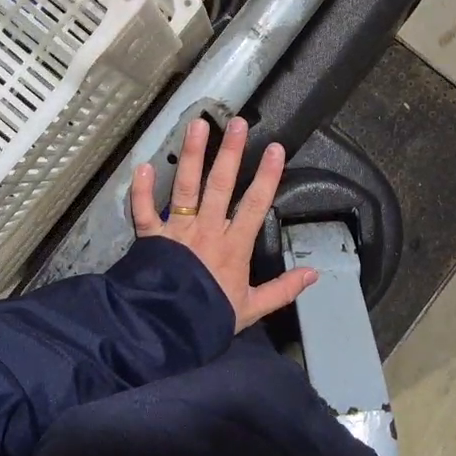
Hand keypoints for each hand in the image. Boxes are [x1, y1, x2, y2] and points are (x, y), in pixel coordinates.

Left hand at [130, 117, 316, 330]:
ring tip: (198, 125)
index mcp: (233, 247)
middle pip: (220, 186)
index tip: (275, 149)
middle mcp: (206, 232)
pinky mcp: (151, 239)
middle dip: (230, 153)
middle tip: (237, 123)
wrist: (166, 332)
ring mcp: (177, 233)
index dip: (267, 176)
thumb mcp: (252, 308)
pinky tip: (144, 166)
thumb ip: (282, 289)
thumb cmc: (209, 318)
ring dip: (192, 156)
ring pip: (185, 189)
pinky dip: (141, 191)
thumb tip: (313, 274)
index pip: (255, 204)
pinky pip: (143, 212)